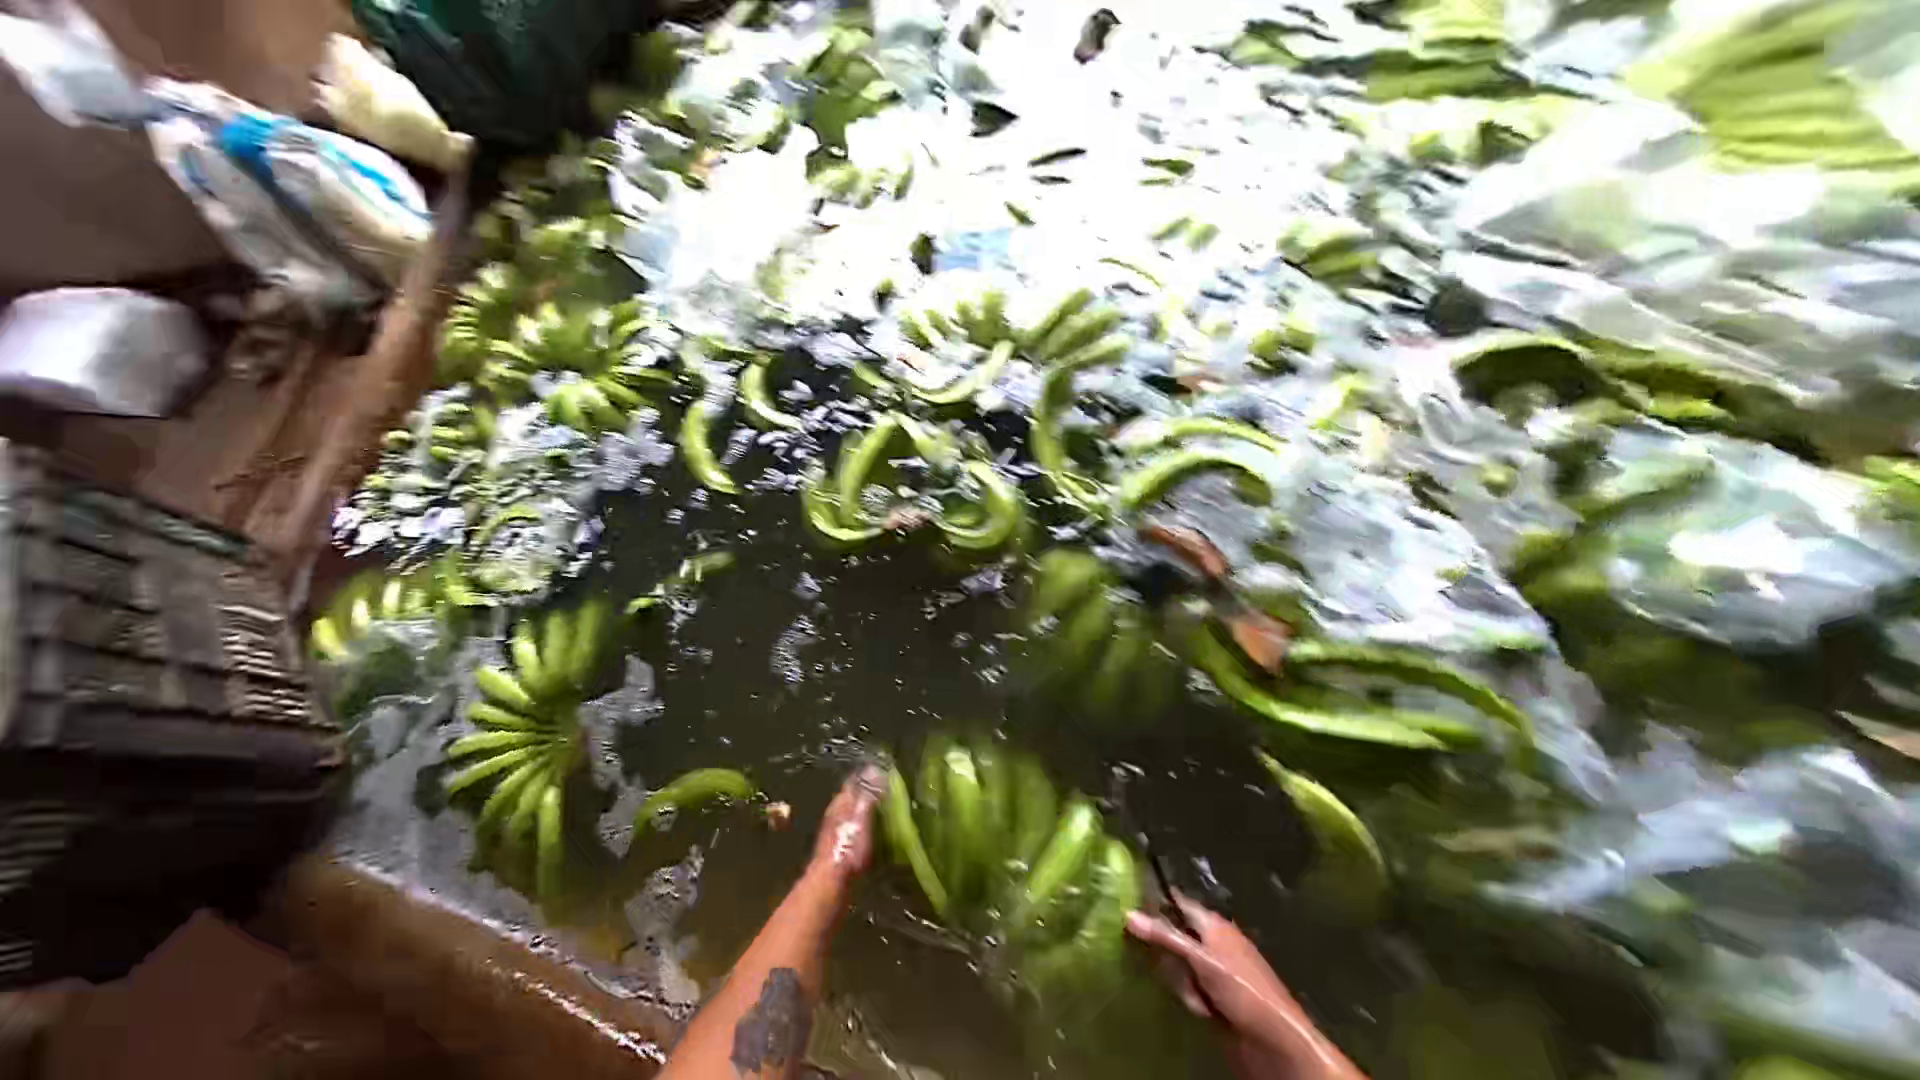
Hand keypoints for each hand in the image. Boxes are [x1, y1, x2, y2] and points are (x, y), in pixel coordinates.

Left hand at [808, 764, 884, 887]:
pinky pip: (856, 828)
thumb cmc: (848, 846)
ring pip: (853, 811)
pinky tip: (877, 832)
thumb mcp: (862, 816)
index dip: (869, 775)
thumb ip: (868, 793)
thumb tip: (876, 768)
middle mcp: (837, 811)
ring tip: (888, 810)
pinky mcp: (840, 846)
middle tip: (891, 790)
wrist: (831, 880)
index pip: (855, 780)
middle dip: (870, 791)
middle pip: (854, 795)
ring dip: (868, 809)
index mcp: (842, 801)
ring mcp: (836, 829)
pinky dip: (866, 826)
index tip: (886, 772)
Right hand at [1127, 895, 1367, 1079]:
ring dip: (1181, 982)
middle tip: (1168, 968)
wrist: (1279, 1041)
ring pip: (1180, 965)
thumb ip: (1166, 936)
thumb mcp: (1201, 959)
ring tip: (1195, 998)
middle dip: (1167, 954)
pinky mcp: (1219, 996)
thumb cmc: (1243, 989)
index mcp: (1213, 923)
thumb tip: (1128, 913)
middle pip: (1174, 935)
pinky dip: (1191, 997)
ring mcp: (1217, 970)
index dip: (1155, 901)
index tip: (1127, 905)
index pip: (1177, 901)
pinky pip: (1190, 988)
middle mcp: (1214, 941)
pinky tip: (1200, 1010)